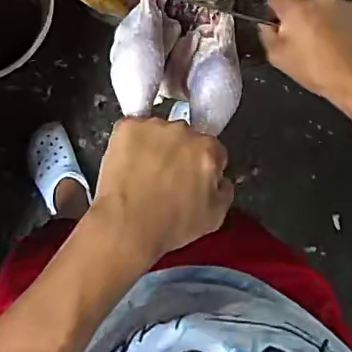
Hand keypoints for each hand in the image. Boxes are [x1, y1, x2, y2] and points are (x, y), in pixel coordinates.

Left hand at [88, 118, 232, 261]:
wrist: (127, 225)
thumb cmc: (167, 224)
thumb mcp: (213, 218)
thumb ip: (224, 191)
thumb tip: (222, 181)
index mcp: (207, 150)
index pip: (212, 148)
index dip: (202, 164)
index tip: (193, 175)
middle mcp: (183, 132)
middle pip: (184, 136)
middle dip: (178, 152)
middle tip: (167, 176)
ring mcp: (153, 127)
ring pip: (157, 131)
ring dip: (154, 146)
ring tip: (144, 174)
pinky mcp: (127, 127)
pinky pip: (132, 129)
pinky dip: (130, 143)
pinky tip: (129, 165)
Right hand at [260, 0, 351, 106]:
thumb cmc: (316, 70)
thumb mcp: (280, 59)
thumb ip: (267, 37)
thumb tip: (266, 26)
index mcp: (296, 8)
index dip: (274, 10)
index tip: (278, 26)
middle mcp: (319, 0)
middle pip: (301, 3)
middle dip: (300, 18)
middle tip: (303, 42)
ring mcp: (342, 4)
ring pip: (323, 9)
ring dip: (321, 21)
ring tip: (327, 46)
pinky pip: (342, 14)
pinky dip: (340, 24)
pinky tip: (343, 45)